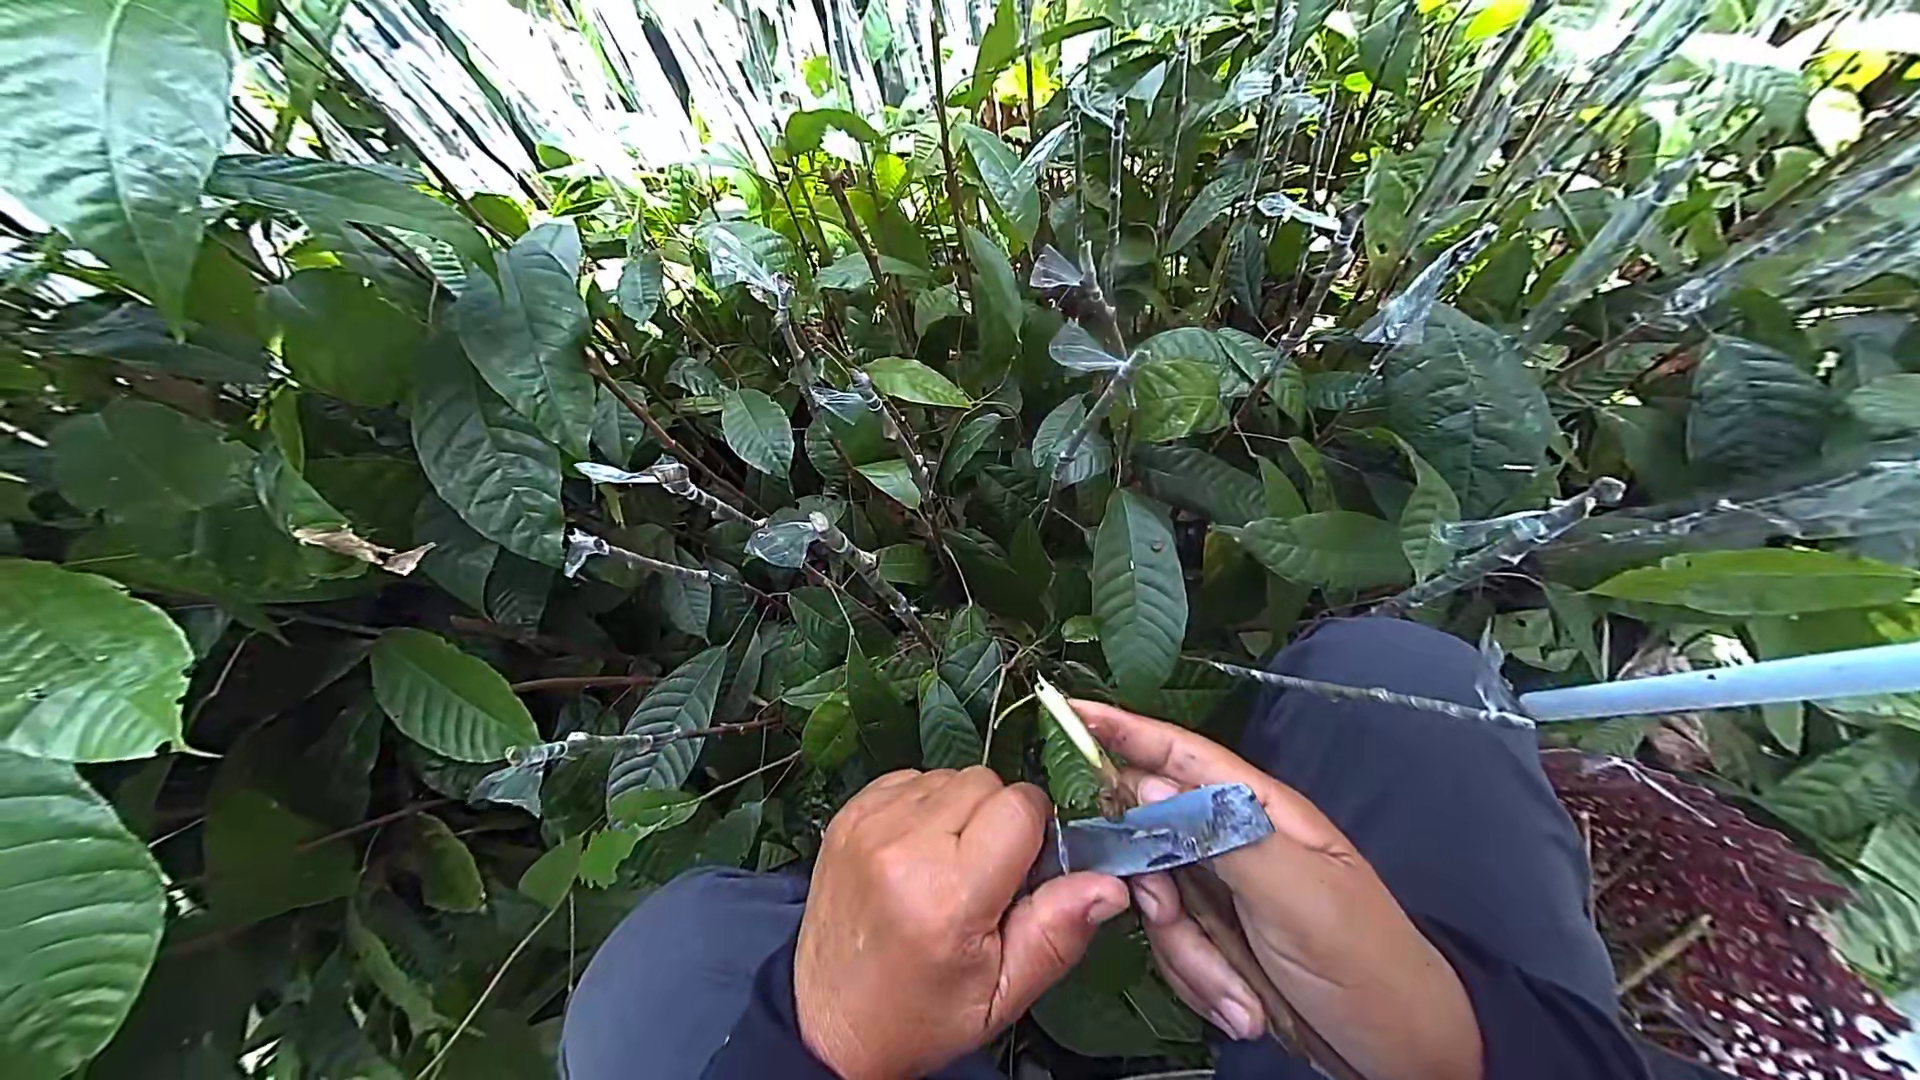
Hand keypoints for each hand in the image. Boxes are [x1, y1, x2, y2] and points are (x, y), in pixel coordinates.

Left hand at [794, 766, 1128, 1079]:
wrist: (829, 1020)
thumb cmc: (921, 1012)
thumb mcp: (1002, 992)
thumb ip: (1058, 931)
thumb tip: (1109, 883)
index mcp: (947, 892)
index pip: (1020, 806)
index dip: (1034, 828)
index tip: (1023, 863)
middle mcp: (904, 843)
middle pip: (986, 781)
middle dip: (998, 816)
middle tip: (983, 869)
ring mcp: (870, 821)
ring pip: (951, 774)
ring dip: (961, 807)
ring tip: (946, 860)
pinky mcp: (850, 811)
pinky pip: (913, 777)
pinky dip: (926, 802)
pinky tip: (917, 847)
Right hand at [1072, 701, 1483, 1079]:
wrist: (1408, 1064)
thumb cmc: (1368, 965)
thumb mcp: (1301, 898)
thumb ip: (1221, 834)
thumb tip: (1145, 785)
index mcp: (1255, 808)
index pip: (1177, 753)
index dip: (1123, 728)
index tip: (1070, 710)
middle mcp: (1227, 837)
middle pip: (1148, 827)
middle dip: (1148, 876)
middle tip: (1169, 912)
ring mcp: (1216, 886)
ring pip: (1151, 892)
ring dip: (1185, 948)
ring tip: (1239, 991)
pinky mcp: (1210, 932)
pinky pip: (1167, 939)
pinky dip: (1195, 976)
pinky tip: (1242, 1005)